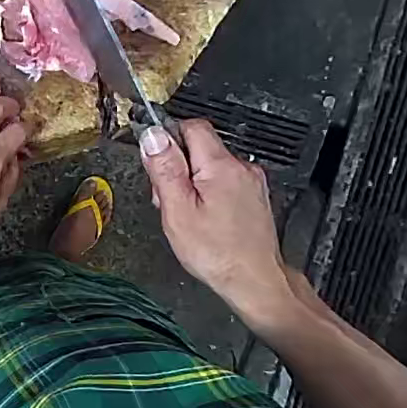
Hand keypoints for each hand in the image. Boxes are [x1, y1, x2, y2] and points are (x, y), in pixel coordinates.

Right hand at [139, 120, 298, 323]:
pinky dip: (205, 192)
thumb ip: (164, 168)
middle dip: (176, 166)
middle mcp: (241, 168)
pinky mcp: (253, 196)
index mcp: (220, 166)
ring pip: (208, 165)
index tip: (154, 158)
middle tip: (168, 197)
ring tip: (185, 212)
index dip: (167, 138)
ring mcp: (250, 182)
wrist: (254, 281)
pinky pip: (221, 181)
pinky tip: (201, 217)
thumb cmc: (217, 253)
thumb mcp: (177, 210)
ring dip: (190, 181)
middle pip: (197, 147)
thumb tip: (152, 135)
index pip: (190, 126)